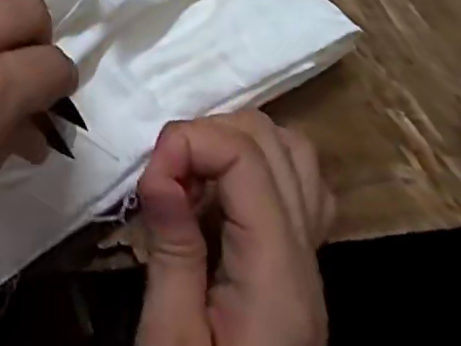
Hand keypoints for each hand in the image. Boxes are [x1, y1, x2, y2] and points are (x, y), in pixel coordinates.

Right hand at [136, 112, 332, 345]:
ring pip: (293, 153)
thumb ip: (172, 248)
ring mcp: (310, 259)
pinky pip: (297, 184)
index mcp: (277, 277)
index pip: (248, 159)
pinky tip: (218, 192)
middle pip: (273, 142)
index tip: (150, 174)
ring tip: (189, 175)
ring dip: (233, 143)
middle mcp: (306, 258)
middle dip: (207, 135)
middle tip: (164, 175)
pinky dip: (254, 166)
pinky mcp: (298, 264)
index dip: (190, 142)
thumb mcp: (170, 334)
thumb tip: (161, 170)